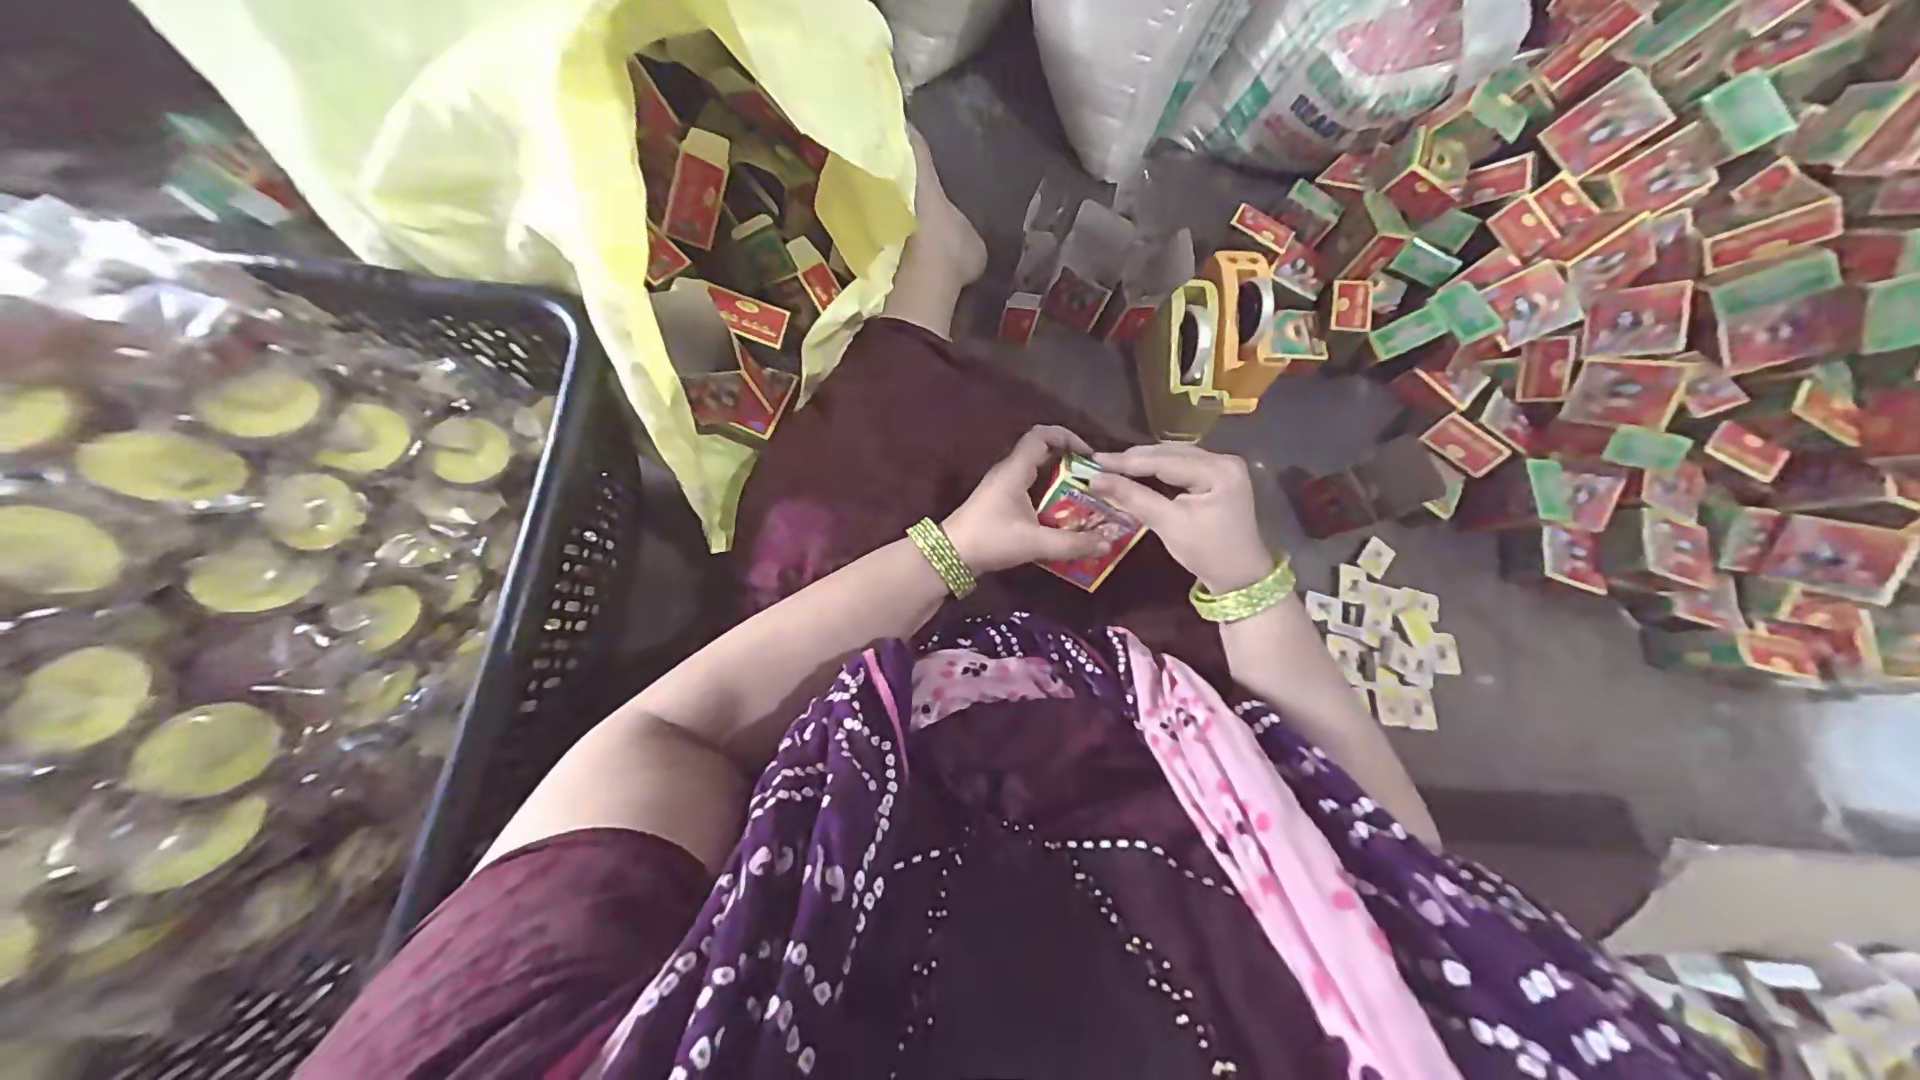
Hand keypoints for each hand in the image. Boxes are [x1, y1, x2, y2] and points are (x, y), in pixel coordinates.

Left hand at [943, 425, 1111, 573]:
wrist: (950, 556)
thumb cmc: (990, 540)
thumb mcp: (1034, 543)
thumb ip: (1073, 544)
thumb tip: (1107, 543)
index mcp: (1015, 470)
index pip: (1041, 435)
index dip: (1068, 437)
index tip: (1089, 455)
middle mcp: (1009, 472)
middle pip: (1043, 453)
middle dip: (1070, 462)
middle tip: (1093, 480)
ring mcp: (1003, 488)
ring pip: (1037, 473)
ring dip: (1060, 481)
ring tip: (1084, 498)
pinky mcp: (1000, 503)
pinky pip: (1030, 489)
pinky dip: (1048, 495)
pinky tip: (1062, 515)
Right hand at [1087, 443, 1272, 592]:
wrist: (1240, 575)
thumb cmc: (1207, 553)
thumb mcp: (1168, 524)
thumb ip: (1133, 498)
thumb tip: (1096, 480)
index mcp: (1218, 471)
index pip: (1164, 460)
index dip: (1127, 461)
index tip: (1095, 461)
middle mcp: (1224, 459)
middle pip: (1170, 452)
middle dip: (1134, 458)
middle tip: (1100, 462)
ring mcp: (1224, 465)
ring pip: (1175, 455)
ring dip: (1145, 460)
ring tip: (1114, 465)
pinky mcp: (1219, 473)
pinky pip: (1182, 463)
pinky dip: (1159, 466)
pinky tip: (1138, 469)